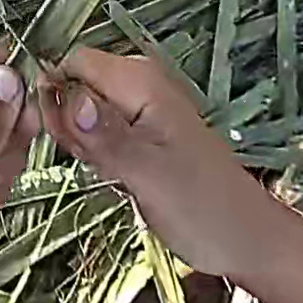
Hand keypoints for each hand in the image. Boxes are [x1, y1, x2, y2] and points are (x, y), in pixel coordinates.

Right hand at [37, 47, 276, 278]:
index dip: (57, 95)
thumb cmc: (202, 208)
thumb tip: (69, 99)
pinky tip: (110, 170)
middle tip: (89, 159)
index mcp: (138, 79)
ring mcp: (136, 101)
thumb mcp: (149, 174)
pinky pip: (94, 122)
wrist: (246, 240)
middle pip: (73, 81)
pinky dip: (92, 146)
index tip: (63, 137)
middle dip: (67, 119)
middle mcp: (135, 79)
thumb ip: (105, 135)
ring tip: (105, 168)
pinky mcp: (136, 124)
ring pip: (80, 103)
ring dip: (79, 137)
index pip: (72, 62)